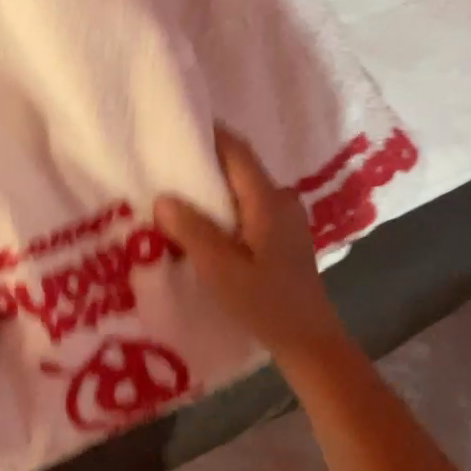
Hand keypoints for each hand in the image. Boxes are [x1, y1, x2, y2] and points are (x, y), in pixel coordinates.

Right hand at [154, 128, 345, 357]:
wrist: (308, 342)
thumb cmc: (265, 303)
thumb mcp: (220, 269)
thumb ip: (191, 230)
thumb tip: (163, 197)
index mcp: (268, 200)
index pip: (236, 150)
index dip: (207, 134)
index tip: (174, 128)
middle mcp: (280, 201)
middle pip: (237, 170)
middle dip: (202, 166)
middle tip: (162, 167)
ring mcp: (284, 222)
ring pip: (240, 194)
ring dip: (209, 193)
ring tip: (172, 199)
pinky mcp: (281, 242)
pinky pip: (245, 214)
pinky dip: (220, 214)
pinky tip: (198, 230)